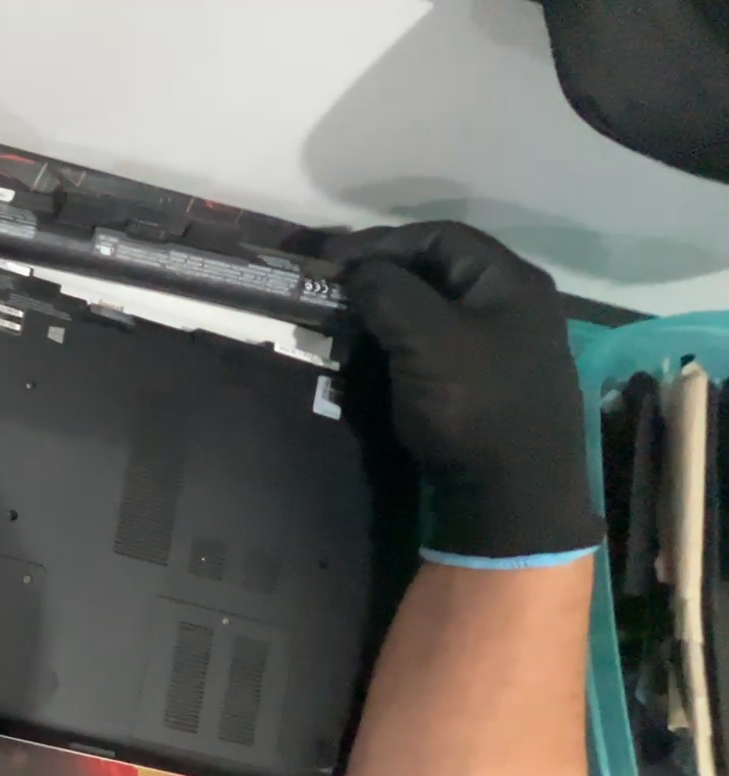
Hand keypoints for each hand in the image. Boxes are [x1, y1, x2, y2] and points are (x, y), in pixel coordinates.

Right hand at [327, 221, 602, 562]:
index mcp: (506, 283)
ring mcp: (486, 342)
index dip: (381, 241)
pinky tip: (357, 353)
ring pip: (423, 308)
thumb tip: (355, 268)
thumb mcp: (427, 340)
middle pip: (432, 270)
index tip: (327, 258)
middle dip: (375, 275)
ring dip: (375, 310)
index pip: (439, 237)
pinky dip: (384, 340)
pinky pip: (420, 342)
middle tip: (324, 286)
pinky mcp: (467, 377)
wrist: (507, 483)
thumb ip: (391, 296)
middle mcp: (502, 304)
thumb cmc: (472, 403)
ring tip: (332, 319)